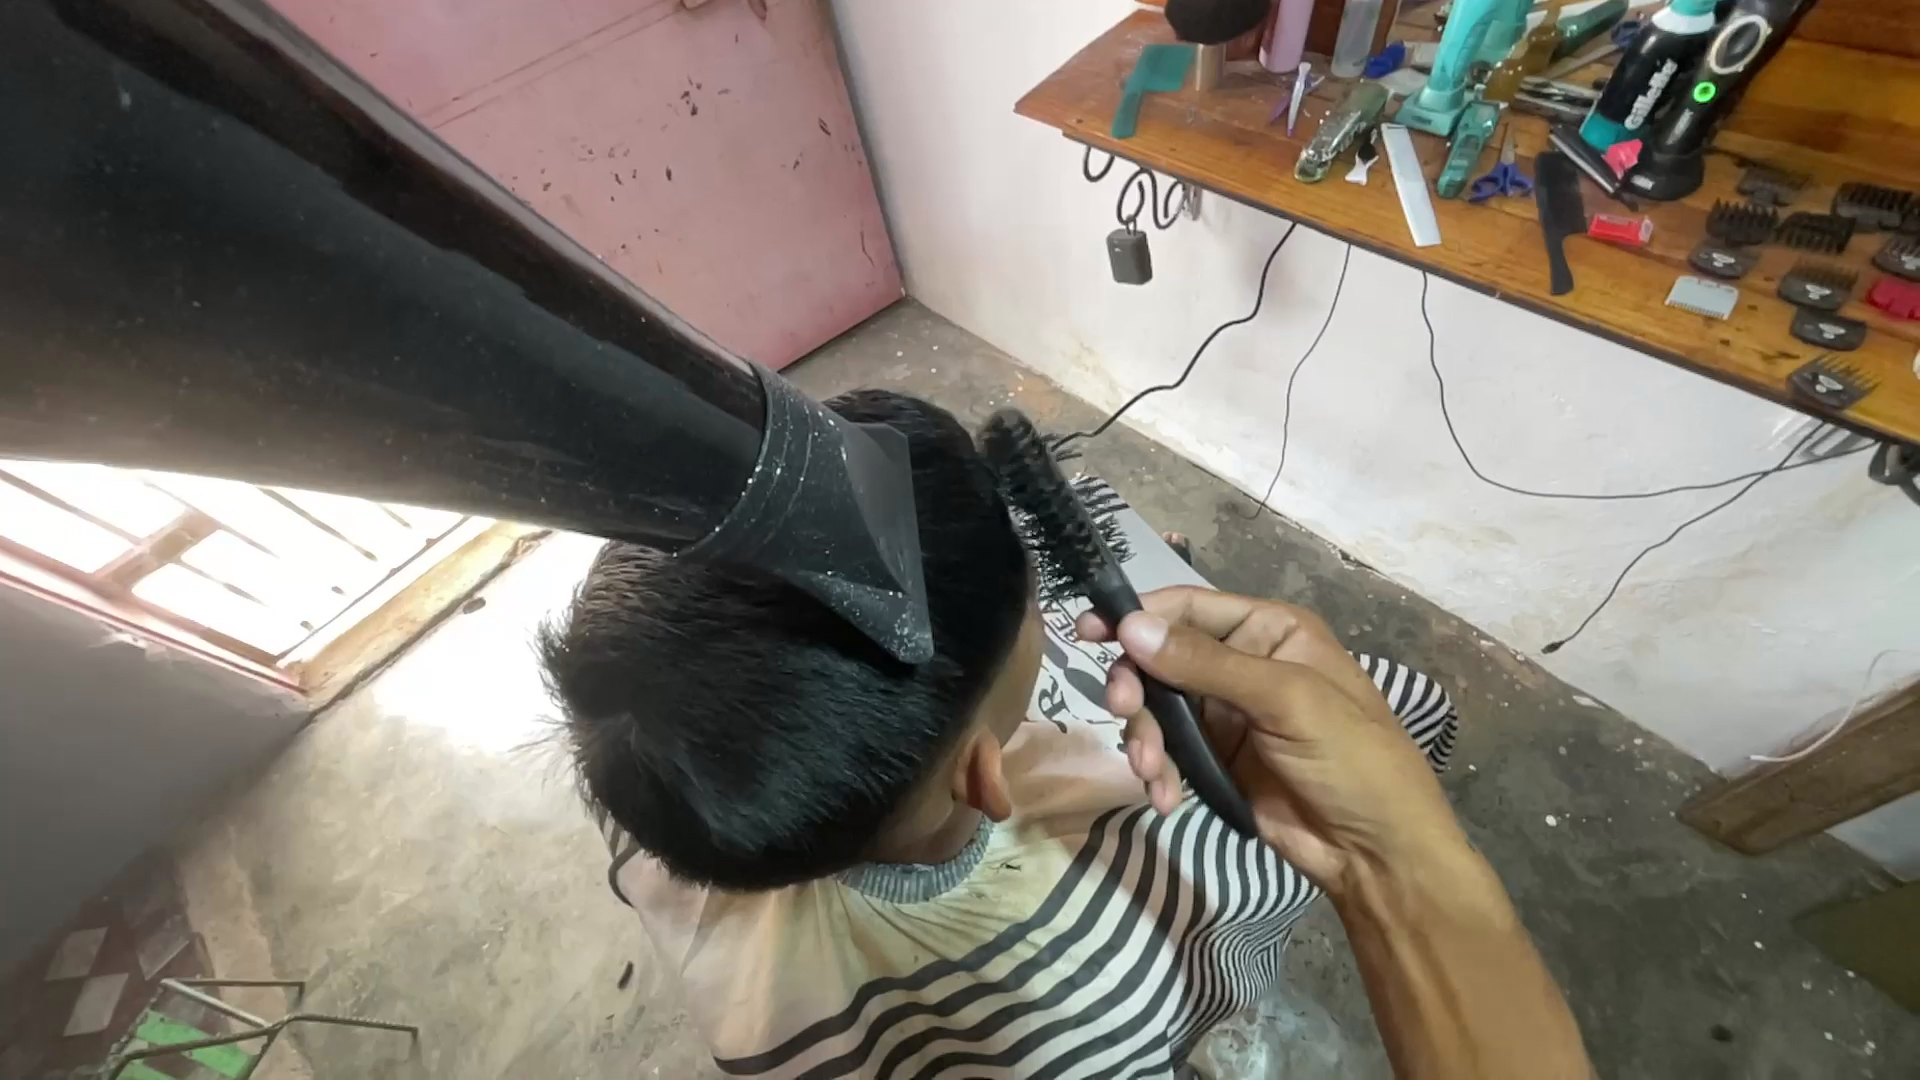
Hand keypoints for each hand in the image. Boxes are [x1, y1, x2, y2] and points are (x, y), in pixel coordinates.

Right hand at [1076, 587, 1470, 899]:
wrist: (1378, 858)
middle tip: (1120, 707)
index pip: (1188, 608)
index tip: (1090, 629)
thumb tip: (1130, 626)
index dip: (1138, 614)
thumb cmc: (1352, 759)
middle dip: (1136, 685)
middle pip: (1160, 656)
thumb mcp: (1286, 701)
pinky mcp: (1212, 756)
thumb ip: (1205, 663)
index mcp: (1268, 631)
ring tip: (1148, 769)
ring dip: (1143, 735)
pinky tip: (1164, 796)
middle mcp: (1239, 663)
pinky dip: (1156, 769)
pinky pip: (1164, 749)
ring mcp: (1223, 712)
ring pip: (1155, 705)